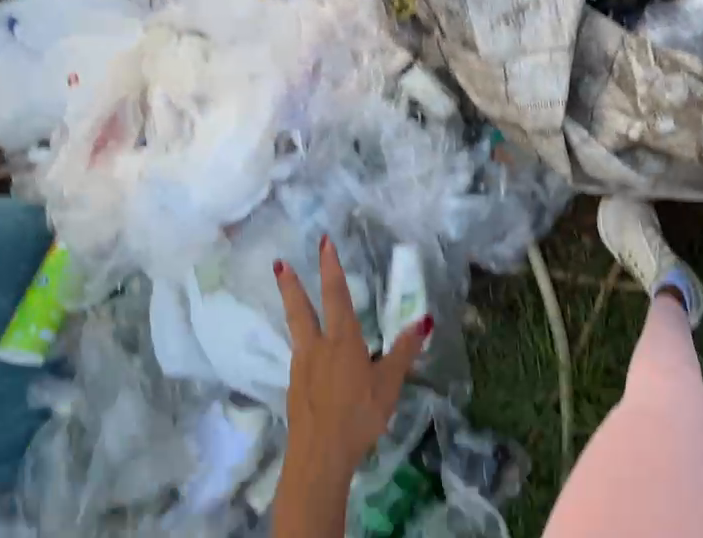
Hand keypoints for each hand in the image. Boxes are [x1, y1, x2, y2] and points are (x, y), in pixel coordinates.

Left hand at [272, 237, 430, 537]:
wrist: (318, 458)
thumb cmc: (359, 416)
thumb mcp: (390, 384)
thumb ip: (403, 351)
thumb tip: (423, 320)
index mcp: (343, 341)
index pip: (337, 296)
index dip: (331, 268)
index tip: (324, 243)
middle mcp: (317, 348)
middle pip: (301, 309)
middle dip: (292, 285)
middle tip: (280, 263)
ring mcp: (301, 369)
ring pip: (296, 330)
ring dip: (293, 309)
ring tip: (291, 297)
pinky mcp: (295, 389)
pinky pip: (299, 355)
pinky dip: (302, 341)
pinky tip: (310, 352)